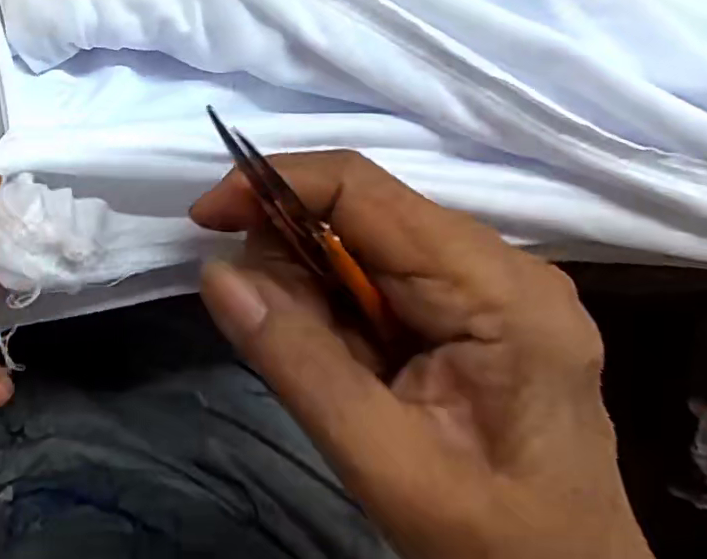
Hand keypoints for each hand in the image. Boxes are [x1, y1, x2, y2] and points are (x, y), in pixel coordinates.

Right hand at [191, 151, 652, 558]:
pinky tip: (341, 354)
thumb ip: (300, 366)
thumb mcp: (389, 467)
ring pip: (363, 237)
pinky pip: (380, 270)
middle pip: (360, 209)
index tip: (209, 216)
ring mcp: (489, 278)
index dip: (277, 183)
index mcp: (496, 288)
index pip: (364, 189)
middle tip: (258, 314)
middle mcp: (497, 262)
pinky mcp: (474, 299)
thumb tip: (216, 274)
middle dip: (290, 247)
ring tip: (310, 352)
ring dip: (310, 281)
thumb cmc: (498, 545)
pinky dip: (337, 301)